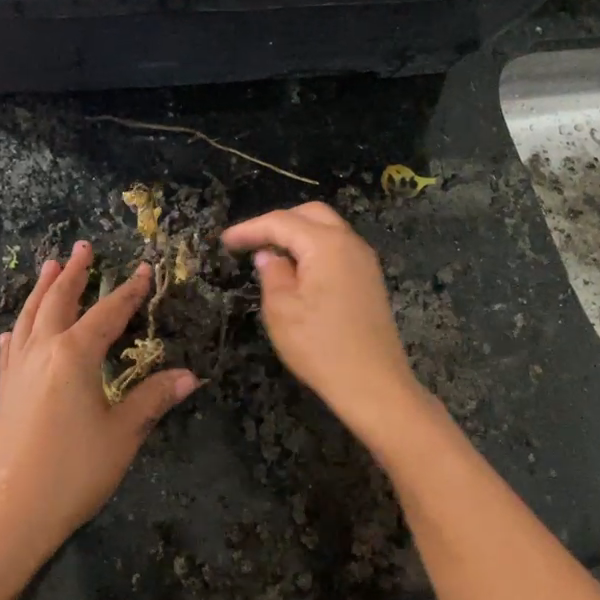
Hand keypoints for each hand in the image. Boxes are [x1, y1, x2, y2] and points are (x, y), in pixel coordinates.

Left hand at [0, 242, 198, 574]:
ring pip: (29, 317)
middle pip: (58, 301)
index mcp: (75, 354)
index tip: (144, 270)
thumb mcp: (122, 436)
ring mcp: (18, 371)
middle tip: (84, 247)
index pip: (107, 313)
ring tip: (50, 265)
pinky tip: (11, 329)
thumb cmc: (71, 471)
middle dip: (74, 273)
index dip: (128, 291)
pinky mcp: (4, 393)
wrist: (6, 513)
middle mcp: (43, 351)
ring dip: (41, 289)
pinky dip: (16, 331)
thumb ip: (151, 400)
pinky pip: (10, 349)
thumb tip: (189, 376)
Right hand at [222, 203, 421, 426]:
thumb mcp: (281, 311)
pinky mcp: (369, 279)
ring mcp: (364, 260)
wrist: (374, 385)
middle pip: (309, 214)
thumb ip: (272, 273)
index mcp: (326, 244)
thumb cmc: (321, 347)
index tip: (224, 240)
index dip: (249, 228)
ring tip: (270, 254)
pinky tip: (298, 271)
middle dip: (277, 223)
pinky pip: (338, 248)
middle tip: (250, 242)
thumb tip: (268, 255)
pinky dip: (314, 249)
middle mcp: (349, 243)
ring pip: (327, 229)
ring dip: (297, 234)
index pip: (281, 222)